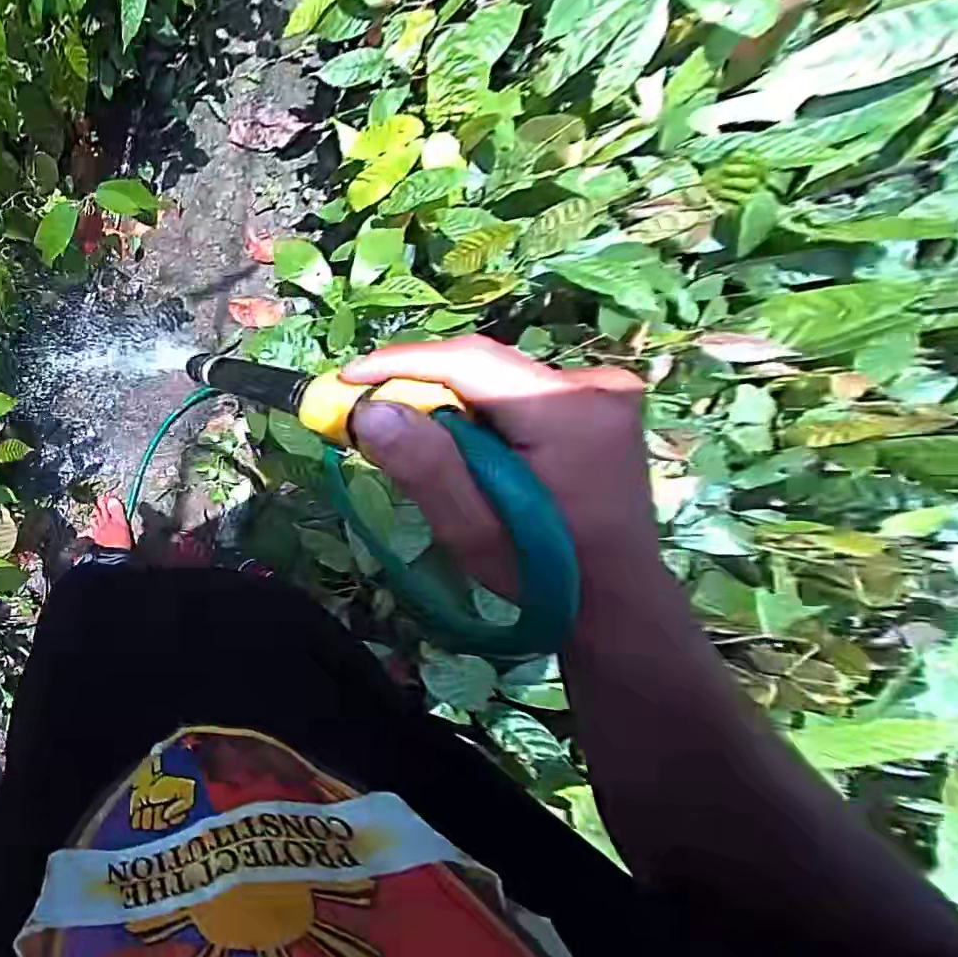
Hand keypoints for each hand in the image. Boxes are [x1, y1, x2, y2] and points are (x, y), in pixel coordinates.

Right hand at [342, 335, 654, 594]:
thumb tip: (369, 410)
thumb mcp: (470, 526)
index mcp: (566, 411)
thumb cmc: (538, 568)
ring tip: (399, 430)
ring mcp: (597, 392)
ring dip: (439, 399)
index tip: (344, 379)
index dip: (397, 363)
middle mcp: (591, 386)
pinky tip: (449, 440)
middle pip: (479, 365)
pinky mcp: (590, 406)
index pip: (467, 361)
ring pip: (490, 377)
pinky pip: (507, 390)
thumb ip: (425, 465)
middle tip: (361, 409)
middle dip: (414, 383)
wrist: (613, 595)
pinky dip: (466, 409)